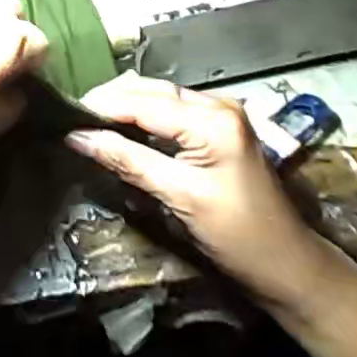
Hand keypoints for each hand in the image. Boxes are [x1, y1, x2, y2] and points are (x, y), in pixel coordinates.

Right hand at [66, 73, 334, 308]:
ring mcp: (220, 111)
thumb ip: (128, 161)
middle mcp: (217, 103)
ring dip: (125, 105)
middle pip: (150, 90)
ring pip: (159, 95)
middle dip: (111, 100)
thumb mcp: (179, 198)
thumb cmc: (238, 237)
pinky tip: (123, 125)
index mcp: (212, 119)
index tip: (66, 114)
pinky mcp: (218, 123)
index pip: (144, 102)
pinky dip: (144, 113)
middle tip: (73, 116)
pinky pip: (171, 108)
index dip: (102, 106)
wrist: (290, 266)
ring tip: (90, 120)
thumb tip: (78, 138)